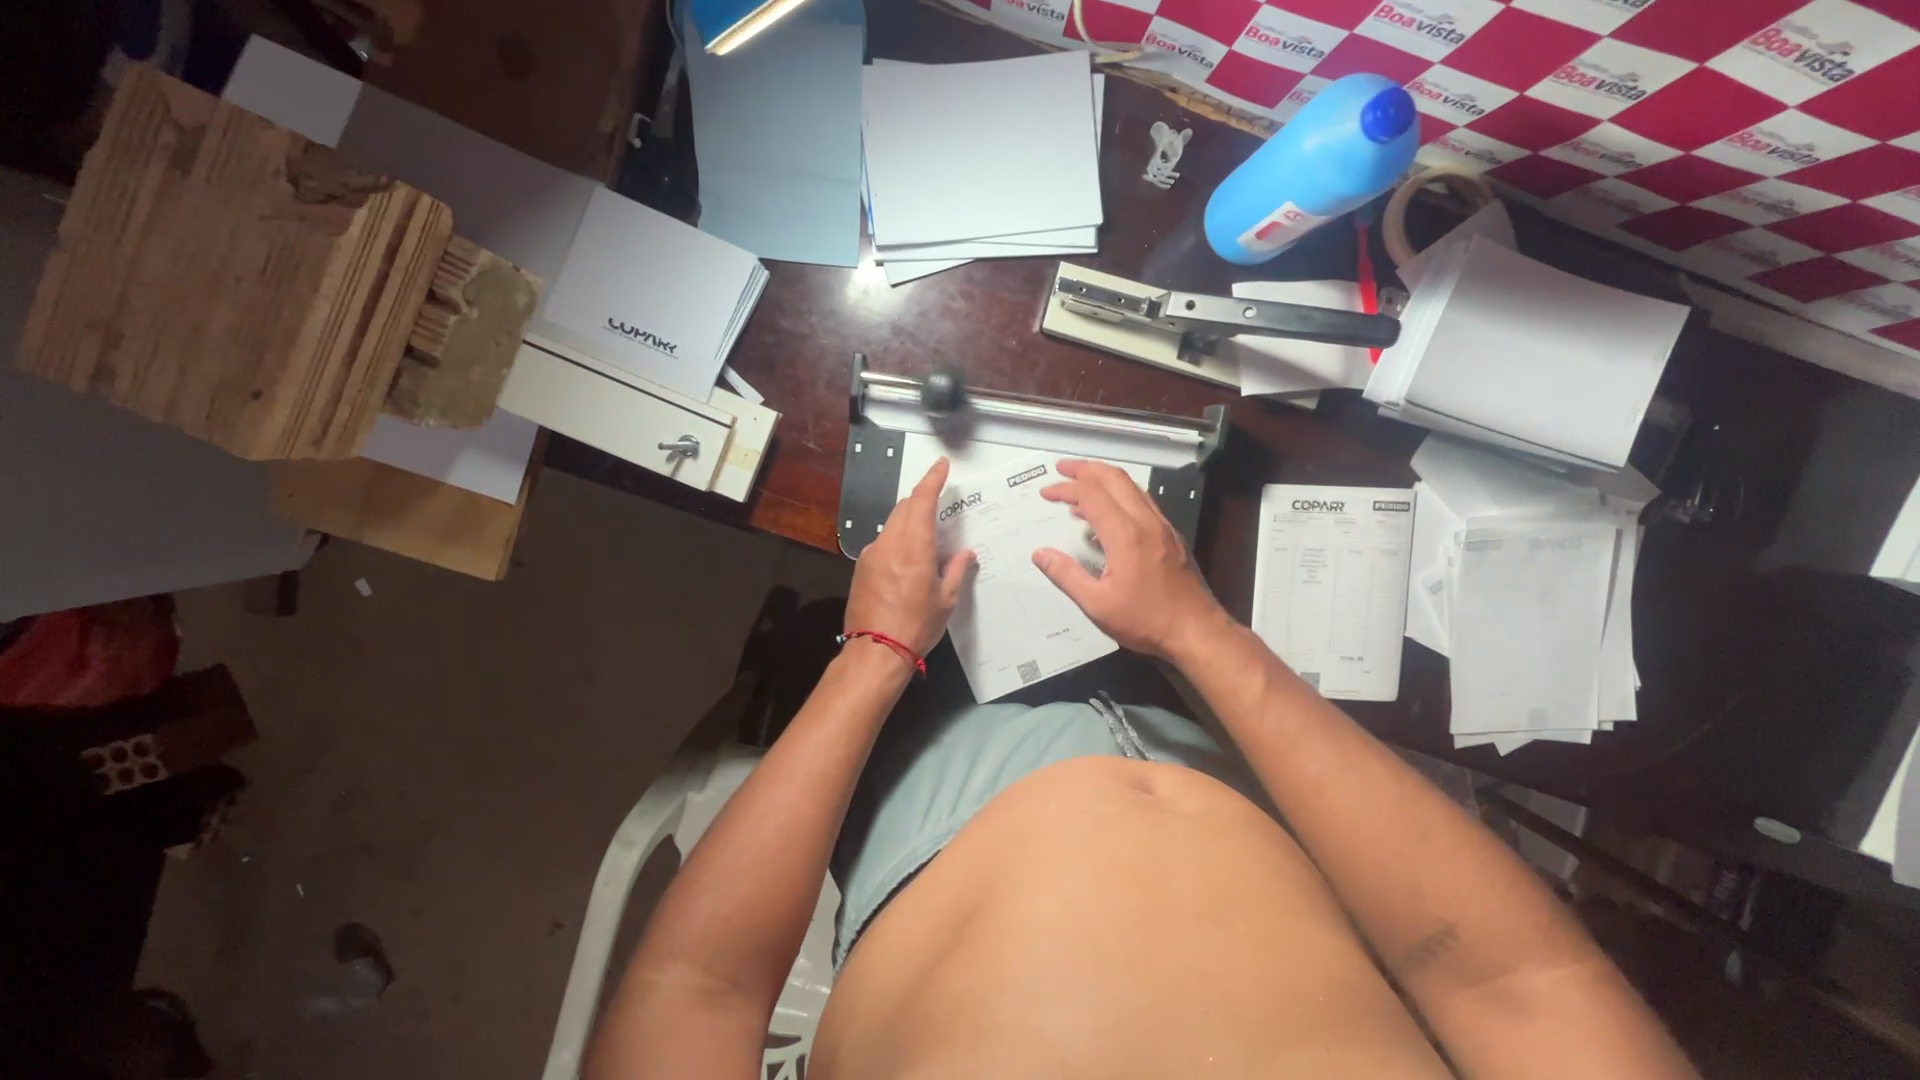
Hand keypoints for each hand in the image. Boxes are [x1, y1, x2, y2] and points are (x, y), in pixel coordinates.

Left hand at [845, 457, 975, 658]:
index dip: (932, 478)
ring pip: (891, 524)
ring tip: (926, 534)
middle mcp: (889, 544)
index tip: (941, 465)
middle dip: (921, 498)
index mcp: (913, 547)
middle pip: (904, 507)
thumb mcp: (946, 600)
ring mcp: (871, 555)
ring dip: (908, 520)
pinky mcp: (861, 568)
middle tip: (938, 499)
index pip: (921, 500)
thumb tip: (965, 554)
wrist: (876, 651)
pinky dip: (897, 540)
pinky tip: (908, 559)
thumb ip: (956, 570)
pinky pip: (882, 543)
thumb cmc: (916, 626)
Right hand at [1031, 460, 1228, 660]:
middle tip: (1062, 469)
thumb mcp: (1096, 604)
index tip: (1046, 493)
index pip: (1091, 495)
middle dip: (1086, 469)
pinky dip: (1121, 496)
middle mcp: (1145, 522)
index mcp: (1125, 535)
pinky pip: (1143, 503)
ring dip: (1105, 480)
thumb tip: (1040, 554)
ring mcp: (1162, 527)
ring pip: (1132, 487)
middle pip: (1114, 479)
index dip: (1065, 488)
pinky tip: (1109, 515)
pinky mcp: (1172, 537)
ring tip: (1081, 487)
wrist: (1196, 631)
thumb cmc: (1146, 620)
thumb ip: (1066, 575)